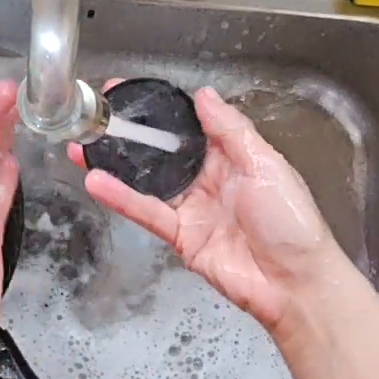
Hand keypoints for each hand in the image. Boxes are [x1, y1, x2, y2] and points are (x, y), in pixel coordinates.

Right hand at [70, 85, 347, 338]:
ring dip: (115, 165)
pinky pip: (146, 212)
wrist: (295, 284)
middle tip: (97, 117)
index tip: (131, 94)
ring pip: (146, 182)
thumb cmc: (292, 223)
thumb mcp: (265, 164)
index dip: (160, 110)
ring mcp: (192, 209)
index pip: (188, 126)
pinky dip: (120, 198)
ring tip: (82, 148)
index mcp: (231, 157)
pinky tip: (97, 182)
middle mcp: (208, 180)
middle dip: (128, 136)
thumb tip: (204, 95)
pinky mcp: (180, 236)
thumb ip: (230, 130)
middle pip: (160, 153)